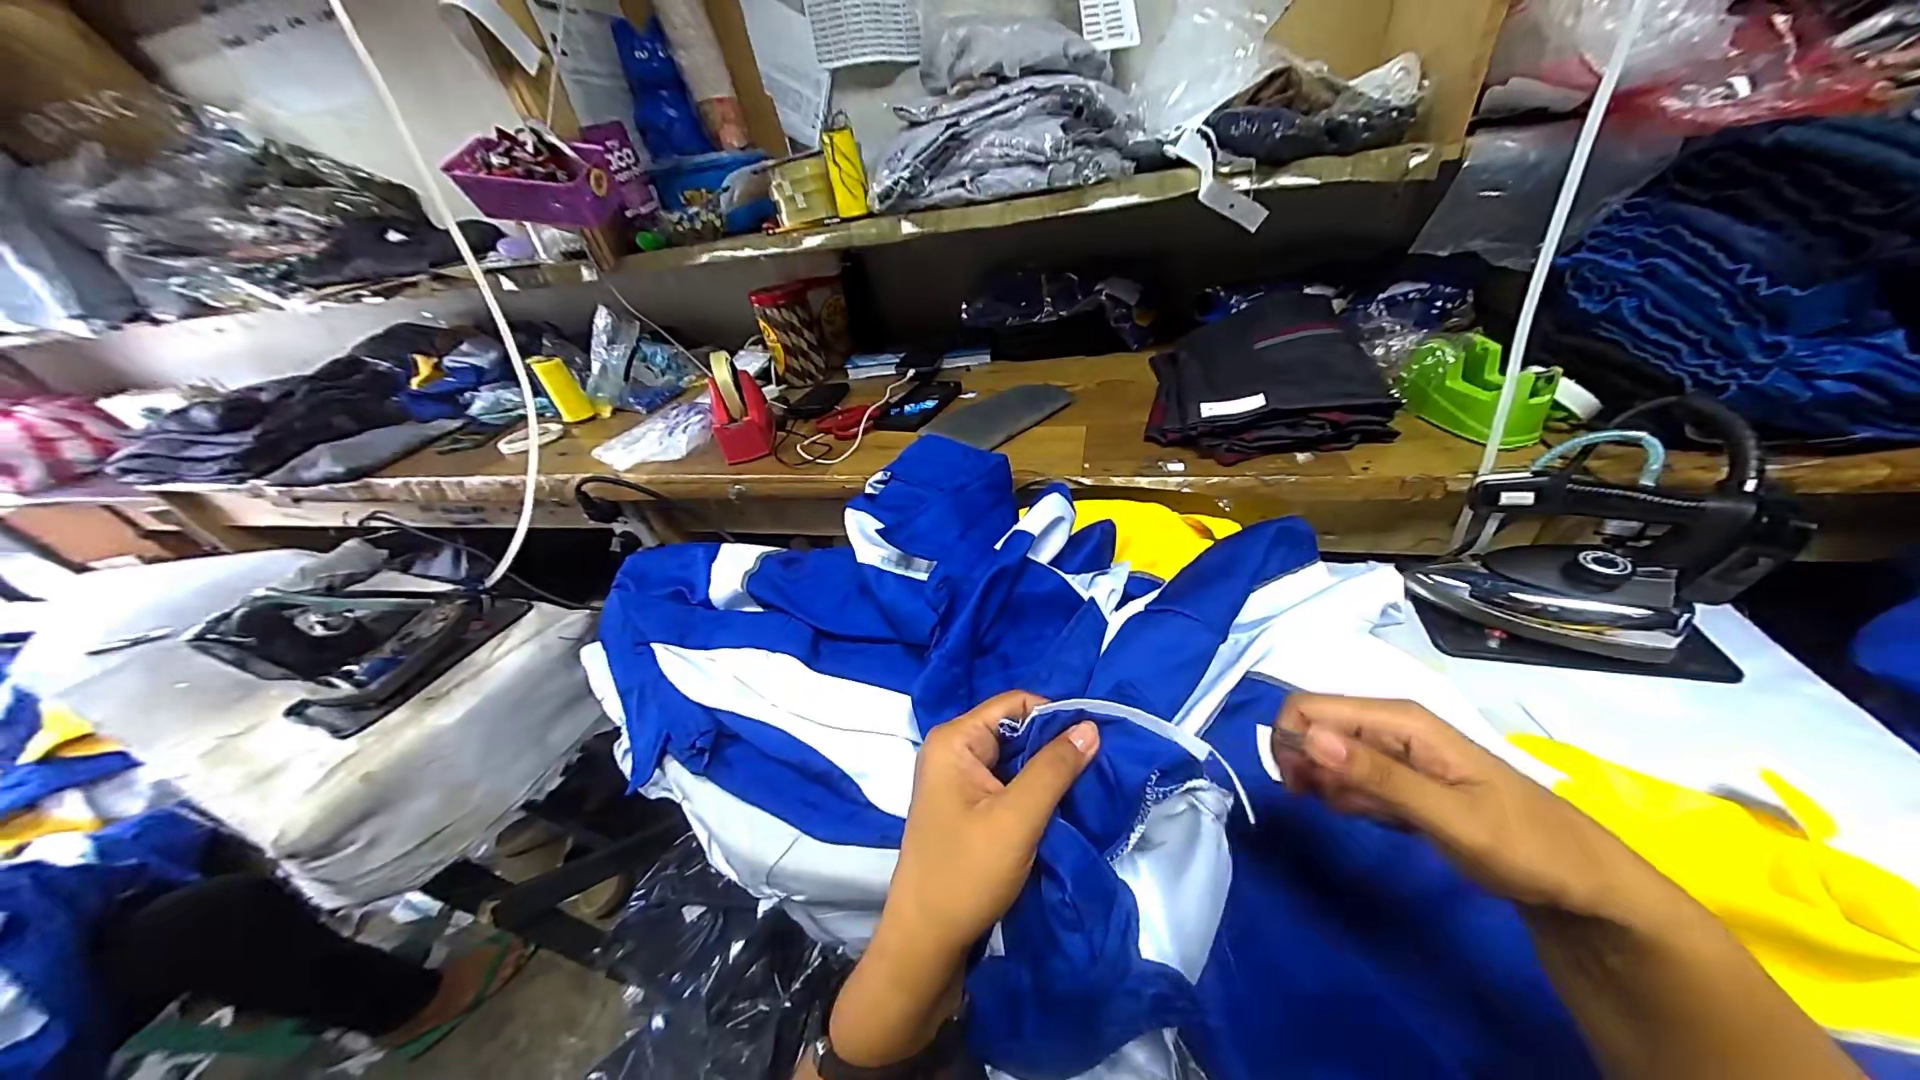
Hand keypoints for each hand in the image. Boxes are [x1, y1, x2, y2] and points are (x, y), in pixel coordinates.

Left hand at [885, 690, 1099, 960]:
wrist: (926, 940)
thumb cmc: (966, 873)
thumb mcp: (1017, 818)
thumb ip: (1054, 768)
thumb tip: (1091, 725)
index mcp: (954, 739)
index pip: (1014, 703)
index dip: (1054, 717)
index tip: (1091, 743)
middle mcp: (953, 749)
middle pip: (1015, 728)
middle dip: (1053, 746)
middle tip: (1093, 768)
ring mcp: (958, 778)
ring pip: (1015, 757)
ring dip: (1046, 771)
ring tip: (1082, 788)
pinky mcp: (967, 803)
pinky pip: (1008, 781)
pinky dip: (1034, 790)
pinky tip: (1059, 805)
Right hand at [1271, 693, 1644, 917]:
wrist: (1582, 886)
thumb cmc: (1524, 845)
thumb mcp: (1450, 816)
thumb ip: (1378, 775)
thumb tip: (1308, 738)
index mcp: (1400, 719)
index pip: (1310, 707)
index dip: (1289, 740)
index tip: (1296, 785)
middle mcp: (1390, 726)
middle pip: (1313, 727)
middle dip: (1304, 764)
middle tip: (1321, 804)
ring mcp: (1394, 752)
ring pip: (1327, 754)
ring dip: (1326, 784)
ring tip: (1365, 816)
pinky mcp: (1398, 777)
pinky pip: (1349, 777)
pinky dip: (1347, 797)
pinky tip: (1374, 818)